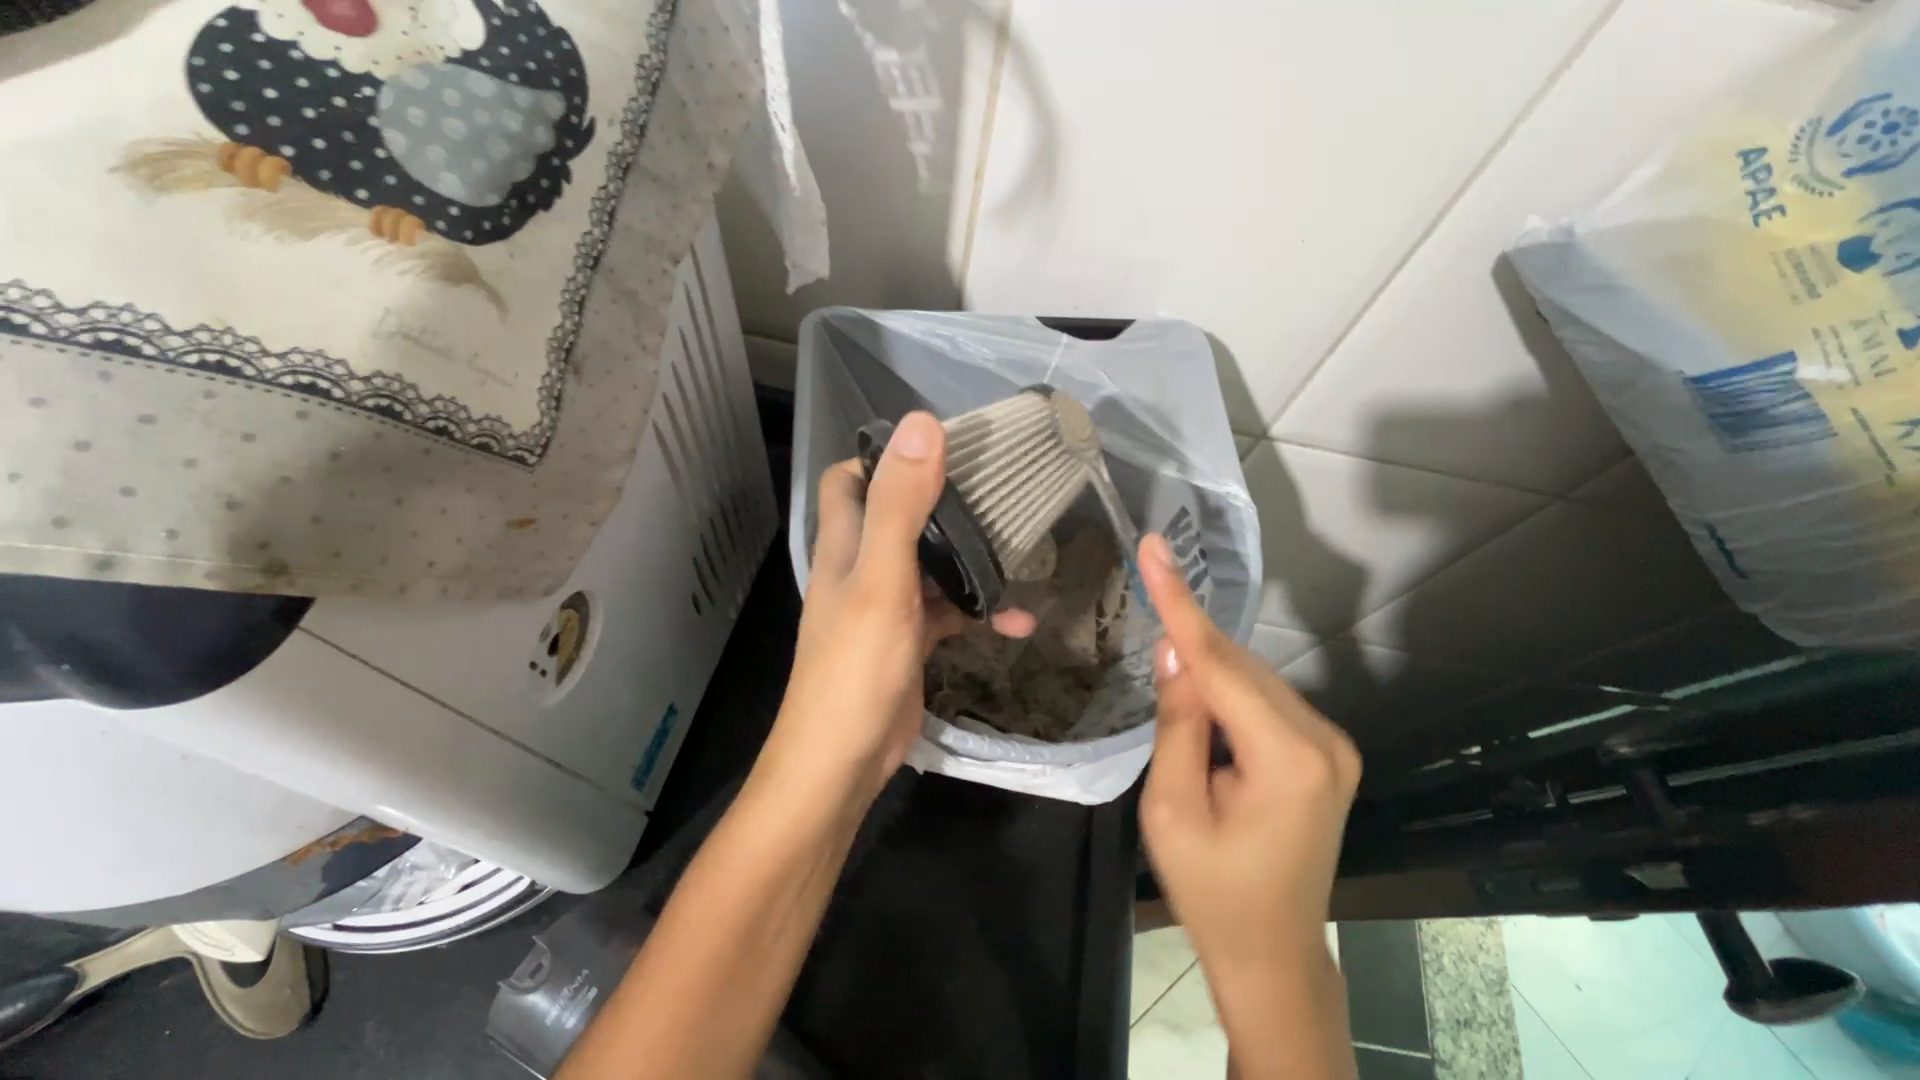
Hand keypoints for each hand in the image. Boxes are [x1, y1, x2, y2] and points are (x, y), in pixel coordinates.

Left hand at [759, 411, 1034, 804]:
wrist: (843, 762)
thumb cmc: (855, 668)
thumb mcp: (882, 581)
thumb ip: (901, 506)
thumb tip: (923, 424)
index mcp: (844, 544)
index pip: (850, 478)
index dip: (884, 456)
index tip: (939, 447)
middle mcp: (862, 567)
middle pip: (901, 516)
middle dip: (945, 502)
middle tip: (997, 491)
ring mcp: (886, 606)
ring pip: (931, 565)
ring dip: (971, 561)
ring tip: (1020, 552)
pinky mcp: (909, 641)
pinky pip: (948, 613)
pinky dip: (980, 612)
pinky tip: (1020, 621)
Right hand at [1136, 533, 1360, 973]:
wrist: (1271, 950)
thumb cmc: (1212, 890)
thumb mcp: (1172, 809)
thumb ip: (1177, 722)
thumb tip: (1175, 649)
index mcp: (1289, 756)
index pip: (1221, 663)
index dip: (1180, 602)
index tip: (1155, 547)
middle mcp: (1324, 738)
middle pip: (1240, 668)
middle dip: (1190, 646)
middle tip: (1147, 620)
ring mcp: (1333, 745)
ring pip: (1254, 681)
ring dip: (1207, 675)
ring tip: (1173, 705)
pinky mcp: (1327, 755)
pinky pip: (1266, 703)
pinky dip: (1228, 695)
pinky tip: (1202, 713)